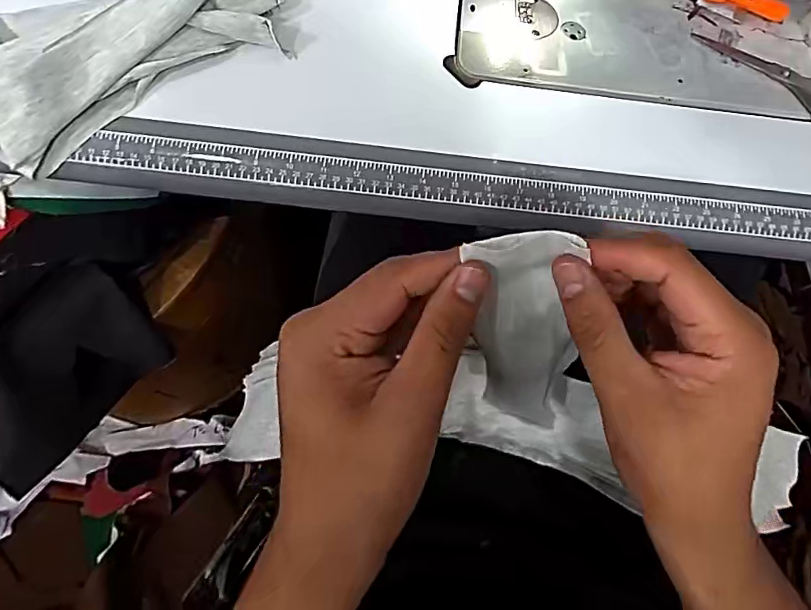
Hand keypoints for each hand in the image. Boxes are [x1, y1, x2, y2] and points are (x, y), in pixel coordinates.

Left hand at [239, 250, 489, 609]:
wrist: (329, 548)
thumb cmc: (362, 488)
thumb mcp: (413, 404)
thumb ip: (443, 331)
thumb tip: (471, 274)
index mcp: (319, 332)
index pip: (392, 279)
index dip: (445, 266)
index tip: (493, 262)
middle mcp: (315, 326)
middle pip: (390, 286)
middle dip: (442, 283)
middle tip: (495, 280)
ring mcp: (324, 341)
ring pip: (391, 304)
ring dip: (435, 304)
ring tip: (483, 298)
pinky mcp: (338, 358)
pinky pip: (385, 327)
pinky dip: (421, 327)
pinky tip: (454, 324)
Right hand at [553, 234, 800, 609]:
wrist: (699, 527)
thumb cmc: (672, 472)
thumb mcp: (625, 393)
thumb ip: (595, 324)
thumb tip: (568, 269)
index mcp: (734, 335)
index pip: (672, 266)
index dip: (619, 253)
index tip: (571, 256)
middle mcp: (738, 325)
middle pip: (672, 268)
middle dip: (619, 264)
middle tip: (571, 273)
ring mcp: (725, 334)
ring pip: (665, 282)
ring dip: (622, 281)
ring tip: (581, 292)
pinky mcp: (707, 345)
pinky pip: (666, 305)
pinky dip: (631, 303)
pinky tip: (602, 308)